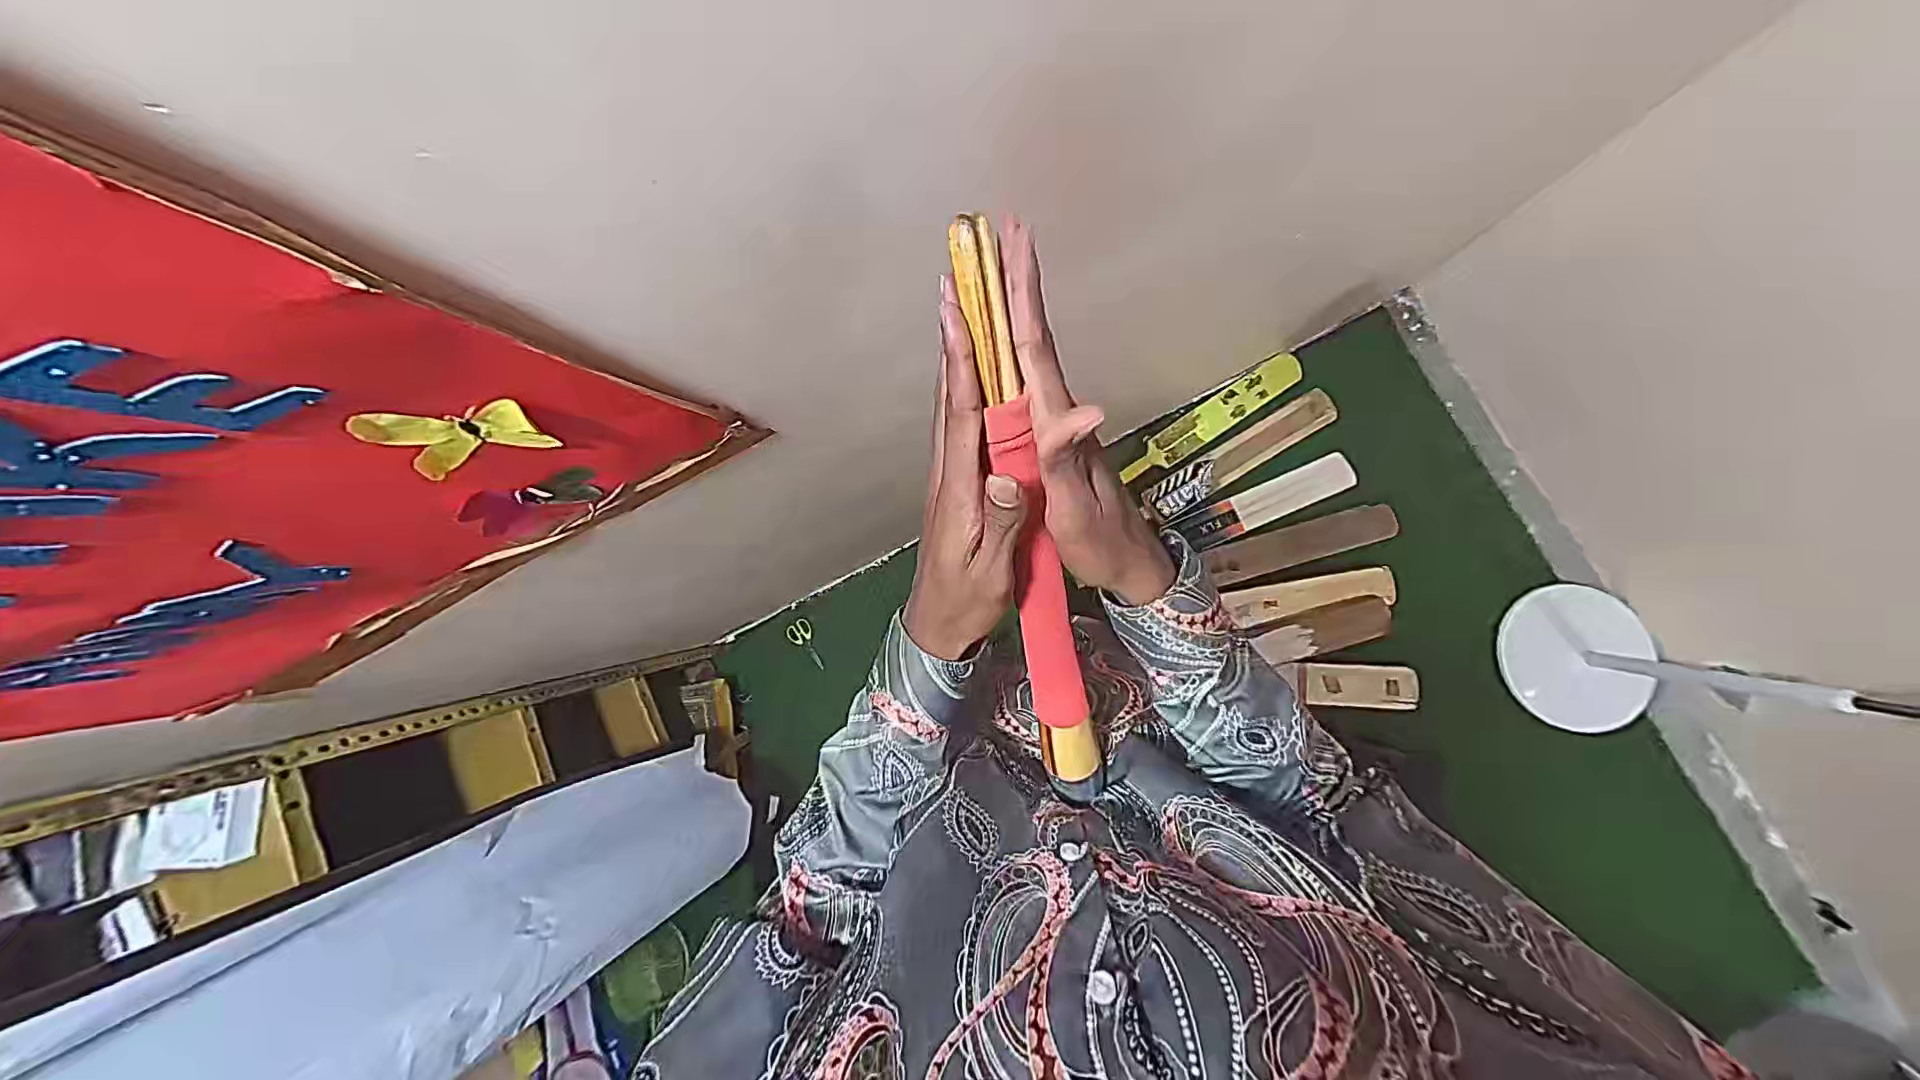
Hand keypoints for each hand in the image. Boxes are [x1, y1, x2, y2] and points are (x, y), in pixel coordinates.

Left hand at [902, 276, 1030, 659]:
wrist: (937, 624)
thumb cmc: (967, 600)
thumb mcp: (991, 572)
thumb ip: (1002, 524)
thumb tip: (1009, 476)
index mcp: (957, 488)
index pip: (960, 415)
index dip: (960, 365)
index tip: (958, 314)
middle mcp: (947, 473)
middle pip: (948, 397)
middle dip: (951, 342)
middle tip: (952, 289)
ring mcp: (948, 478)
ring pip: (949, 407)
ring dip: (953, 359)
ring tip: (958, 314)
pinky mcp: (954, 485)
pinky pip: (957, 426)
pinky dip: (960, 390)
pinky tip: (968, 377)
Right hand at [1003, 217, 1174, 605]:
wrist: (1127, 560)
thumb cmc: (1098, 541)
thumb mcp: (1075, 511)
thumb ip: (1066, 461)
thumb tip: (1077, 408)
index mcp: (1058, 424)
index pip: (1036, 352)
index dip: (1023, 300)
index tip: (1014, 248)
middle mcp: (1058, 414)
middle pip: (1034, 341)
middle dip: (1020, 285)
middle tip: (1006, 235)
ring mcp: (1056, 425)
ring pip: (1030, 359)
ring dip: (1014, 312)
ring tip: (997, 275)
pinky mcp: (1053, 438)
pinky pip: (1025, 385)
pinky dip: (1011, 353)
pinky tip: (1001, 347)